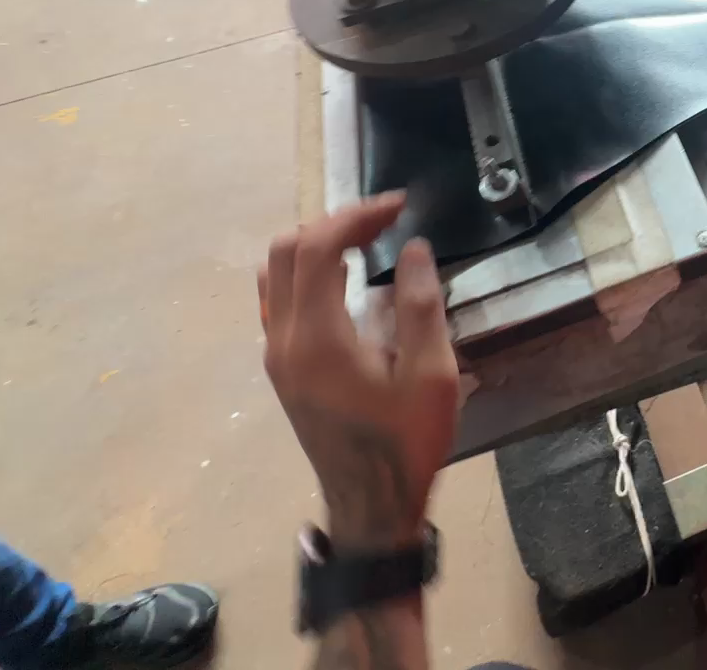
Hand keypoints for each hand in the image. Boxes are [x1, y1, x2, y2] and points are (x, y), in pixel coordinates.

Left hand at [260, 195, 459, 552]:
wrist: (372, 503)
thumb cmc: (407, 438)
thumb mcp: (432, 373)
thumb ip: (421, 306)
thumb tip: (414, 249)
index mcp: (318, 339)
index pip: (318, 249)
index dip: (357, 216)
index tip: (400, 205)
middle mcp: (284, 340)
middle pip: (286, 252)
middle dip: (335, 222)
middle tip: (385, 218)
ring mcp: (276, 355)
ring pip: (274, 272)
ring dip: (316, 242)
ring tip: (365, 238)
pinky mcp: (282, 367)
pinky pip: (278, 297)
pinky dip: (307, 269)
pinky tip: (344, 275)